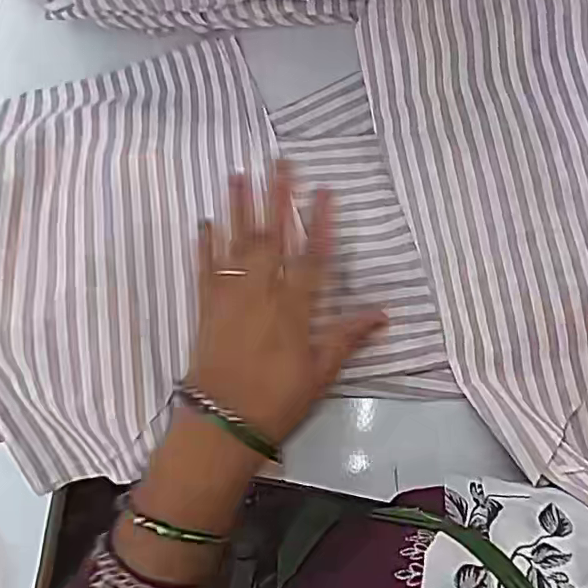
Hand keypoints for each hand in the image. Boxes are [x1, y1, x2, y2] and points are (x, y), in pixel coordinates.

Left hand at [186, 161, 386, 443]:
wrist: (220, 425)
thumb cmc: (277, 401)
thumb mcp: (321, 374)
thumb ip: (348, 338)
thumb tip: (384, 313)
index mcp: (292, 310)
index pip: (311, 257)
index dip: (319, 223)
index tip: (324, 191)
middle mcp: (261, 295)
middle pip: (270, 238)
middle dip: (276, 198)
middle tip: (278, 162)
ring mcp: (229, 299)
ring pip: (234, 244)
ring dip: (237, 208)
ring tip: (238, 174)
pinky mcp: (205, 308)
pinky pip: (204, 269)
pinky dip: (204, 244)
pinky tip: (205, 221)